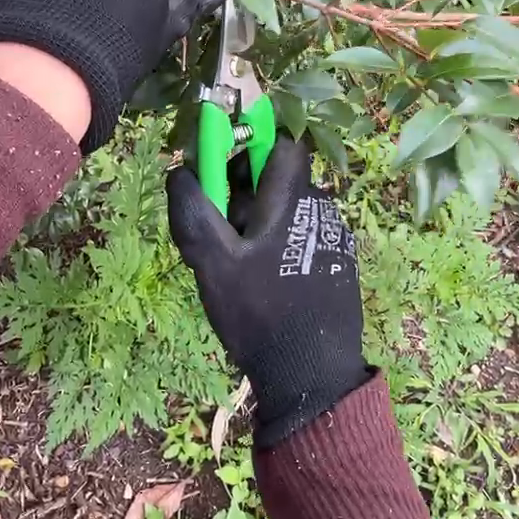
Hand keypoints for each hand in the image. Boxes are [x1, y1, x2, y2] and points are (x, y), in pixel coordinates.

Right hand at [166, 138, 369, 446]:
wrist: (311, 373)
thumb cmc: (259, 311)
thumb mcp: (211, 261)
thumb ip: (192, 210)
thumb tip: (180, 171)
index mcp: (293, 199)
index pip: (280, 144)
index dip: (248, 149)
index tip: (222, 177)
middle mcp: (321, 208)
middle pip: (278, 180)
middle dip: (245, 196)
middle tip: (221, 234)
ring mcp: (334, 237)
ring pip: (287, 211)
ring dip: (260, 224)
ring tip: (239, 266)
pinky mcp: (338, 263)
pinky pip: (301, 236)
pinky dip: (278, 246)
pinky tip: (264, 283)